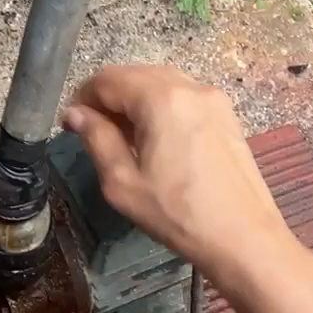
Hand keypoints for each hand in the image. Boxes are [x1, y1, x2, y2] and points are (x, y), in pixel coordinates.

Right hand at [62, 66, 293, 280]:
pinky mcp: (226, 114)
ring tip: (120, 136)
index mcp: (160, 99)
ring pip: (160, 83)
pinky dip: (159, 107)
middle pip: (135, 75)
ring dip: (133, 101)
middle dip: (107, 97)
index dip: (82, 97)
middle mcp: (189, 86)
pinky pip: (182, 96)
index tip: (69, 125)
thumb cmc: (176, 214)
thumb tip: (76, 114)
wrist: (243, 237)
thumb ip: (97, 139)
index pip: (108, 80)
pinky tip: (153, 138)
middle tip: (91, 131)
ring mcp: (213, 98)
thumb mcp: (123, 182)